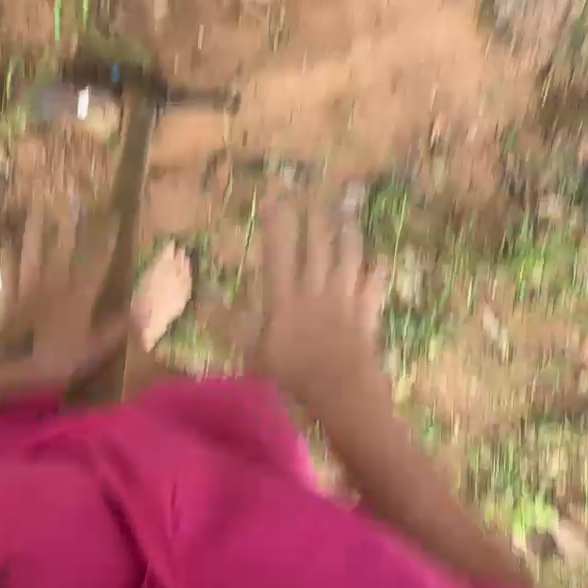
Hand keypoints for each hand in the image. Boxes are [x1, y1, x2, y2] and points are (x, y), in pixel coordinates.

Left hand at [0, 208, 133, 396]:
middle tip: (75, 201)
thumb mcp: (94, 351)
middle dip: (73, 227)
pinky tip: (4, 241)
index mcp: (79, 297)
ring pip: (35, 254)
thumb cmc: (55, 361)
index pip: (98, 263)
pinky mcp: (11, 298)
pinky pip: (10, 271)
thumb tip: (144, 307)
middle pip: (65, 251)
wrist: (7, 367)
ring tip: (38, 209)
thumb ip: (116, 328)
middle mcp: (56, 285)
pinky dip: (8, 256)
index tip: (115, 218)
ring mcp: (30, 289)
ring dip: (37, 232)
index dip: (107, 240)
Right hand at [251, 200, 390, 412]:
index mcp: (285, 297)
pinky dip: (377, 271)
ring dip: (348, 234)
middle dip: (314, 219)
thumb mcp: (253, 352)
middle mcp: (315, 290)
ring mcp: (345, 299)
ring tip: (346, 216)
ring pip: (348, 258)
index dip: (275, 223)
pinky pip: (374, 286)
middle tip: (313, 196)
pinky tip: (380, 260)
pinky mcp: (367, 312)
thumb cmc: (292, 375)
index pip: (278, 251)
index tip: (273, 199)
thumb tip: (206, 302)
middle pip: (317, 246)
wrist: (341, 390)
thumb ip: (233, 324)